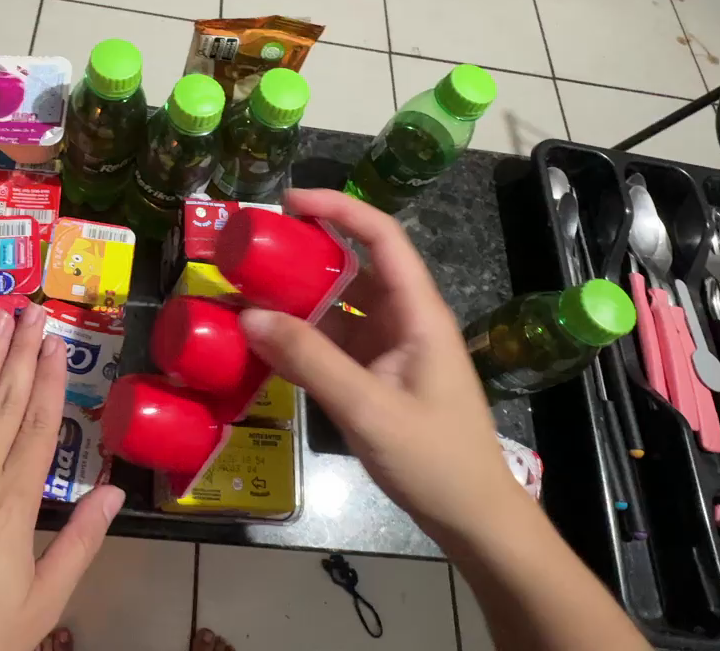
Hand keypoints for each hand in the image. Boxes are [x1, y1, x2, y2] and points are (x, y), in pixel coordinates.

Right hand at [238, 188, 515, 539]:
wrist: (473, 519)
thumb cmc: (435, 459)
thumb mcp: (369, 409)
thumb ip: (311, 361)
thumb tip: (249, 316)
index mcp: (416, 310)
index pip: (381, 236)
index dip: (338, 208)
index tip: (288, 201)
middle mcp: (402, 317)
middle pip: (353, 264)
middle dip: (305, 251)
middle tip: (253, 250)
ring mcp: (388, 345)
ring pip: (337, 303)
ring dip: (297, 296)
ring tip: (246, 289)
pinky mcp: (375, 371)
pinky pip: (331, 339)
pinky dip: (300, 335)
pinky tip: (265, 339)